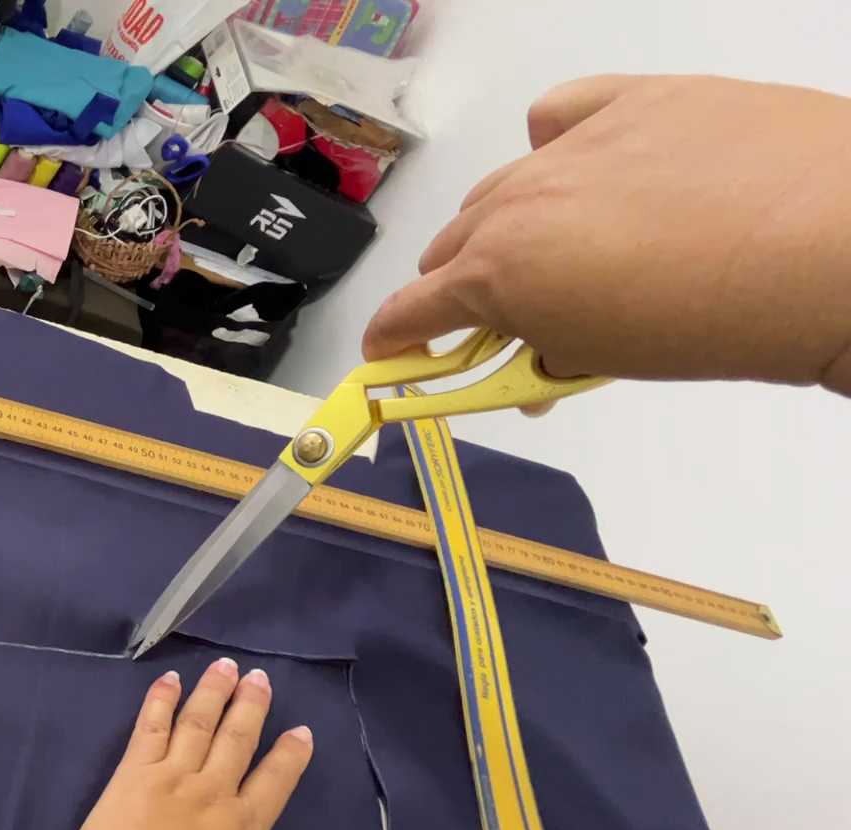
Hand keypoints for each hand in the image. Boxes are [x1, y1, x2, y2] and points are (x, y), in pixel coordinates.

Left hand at [55, 661, 377, 829]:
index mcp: (246, 827)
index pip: (275, 781)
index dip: (290, 755)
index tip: (301, 730)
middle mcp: (212, 793)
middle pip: (236, 740)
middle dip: (251, 707)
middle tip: (260, 677)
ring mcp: (170, 778)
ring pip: (197, 724)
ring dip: (212, 693)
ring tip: (224, 667)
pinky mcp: (131, 774)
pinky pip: (149, 727)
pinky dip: (160, 701)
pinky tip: (168, 680)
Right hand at [363, 75, 850, 395]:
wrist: (844, 252)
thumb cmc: (709, 325)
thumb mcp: (592, 361)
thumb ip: (527, 353)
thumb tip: (523, 357)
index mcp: (487, 277)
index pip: (400, 315)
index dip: (390, 343)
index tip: (396, 356)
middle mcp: (508, 209)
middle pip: (442, 251)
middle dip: (459, 286)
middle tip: (513, 308)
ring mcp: (568, 149)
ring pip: (494, 191)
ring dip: (506, 224)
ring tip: (570, 239)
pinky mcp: (637, 101)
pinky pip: (560, 111)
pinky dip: (554, 138)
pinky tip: (586, 161)